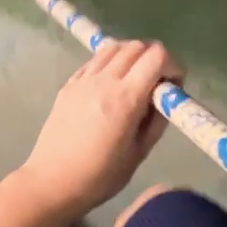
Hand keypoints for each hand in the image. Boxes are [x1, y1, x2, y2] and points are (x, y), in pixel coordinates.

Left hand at [16, 40, 183, 218]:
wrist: (52, 180)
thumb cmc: (100, 175)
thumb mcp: (139, 153)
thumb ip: (156, 120)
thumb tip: (165, 98)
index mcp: (125, 98)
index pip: (156, 56)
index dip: (172, 65)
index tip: (174, 86)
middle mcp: (104, 80)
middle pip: (136, 46)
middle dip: (154, 58)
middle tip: (157, 83)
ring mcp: (83, 79)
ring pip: (113, 47)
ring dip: (131, 55)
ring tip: (134, 79)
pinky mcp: (69, 83)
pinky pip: (94, 60)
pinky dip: (109, 62)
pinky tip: (110, 84)